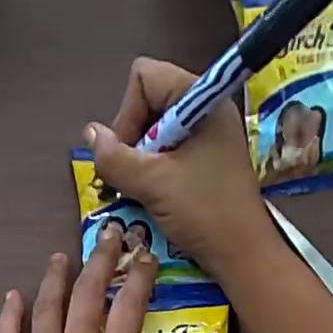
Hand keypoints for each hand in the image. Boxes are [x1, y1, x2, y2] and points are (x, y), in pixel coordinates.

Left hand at [0, 228, 186, 332]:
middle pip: (87, 295)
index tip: (145, 255)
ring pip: (46, 309)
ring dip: (56, 278)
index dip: (139, 276)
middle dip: (100, 260)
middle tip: (108, 236)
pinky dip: (10, 315)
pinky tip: (14, 296)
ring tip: (63, 255)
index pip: (129, 307)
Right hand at [84, 57, 278, 274]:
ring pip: (153, 132)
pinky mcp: (204, 162)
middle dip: (131, 139)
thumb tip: (89, 134)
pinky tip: (152, 197)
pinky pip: (166, 153)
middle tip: (131, 177)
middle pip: (147, 103)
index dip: (126, 113)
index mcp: (201, 100)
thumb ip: (116, 158)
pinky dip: (152, 172)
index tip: (128, 155)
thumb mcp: (154, 184)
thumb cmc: (204, 213)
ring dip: (139, 161)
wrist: (242, 255)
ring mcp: (206, 137)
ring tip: (140, 191)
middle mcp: (205, 110)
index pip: (145, 78)